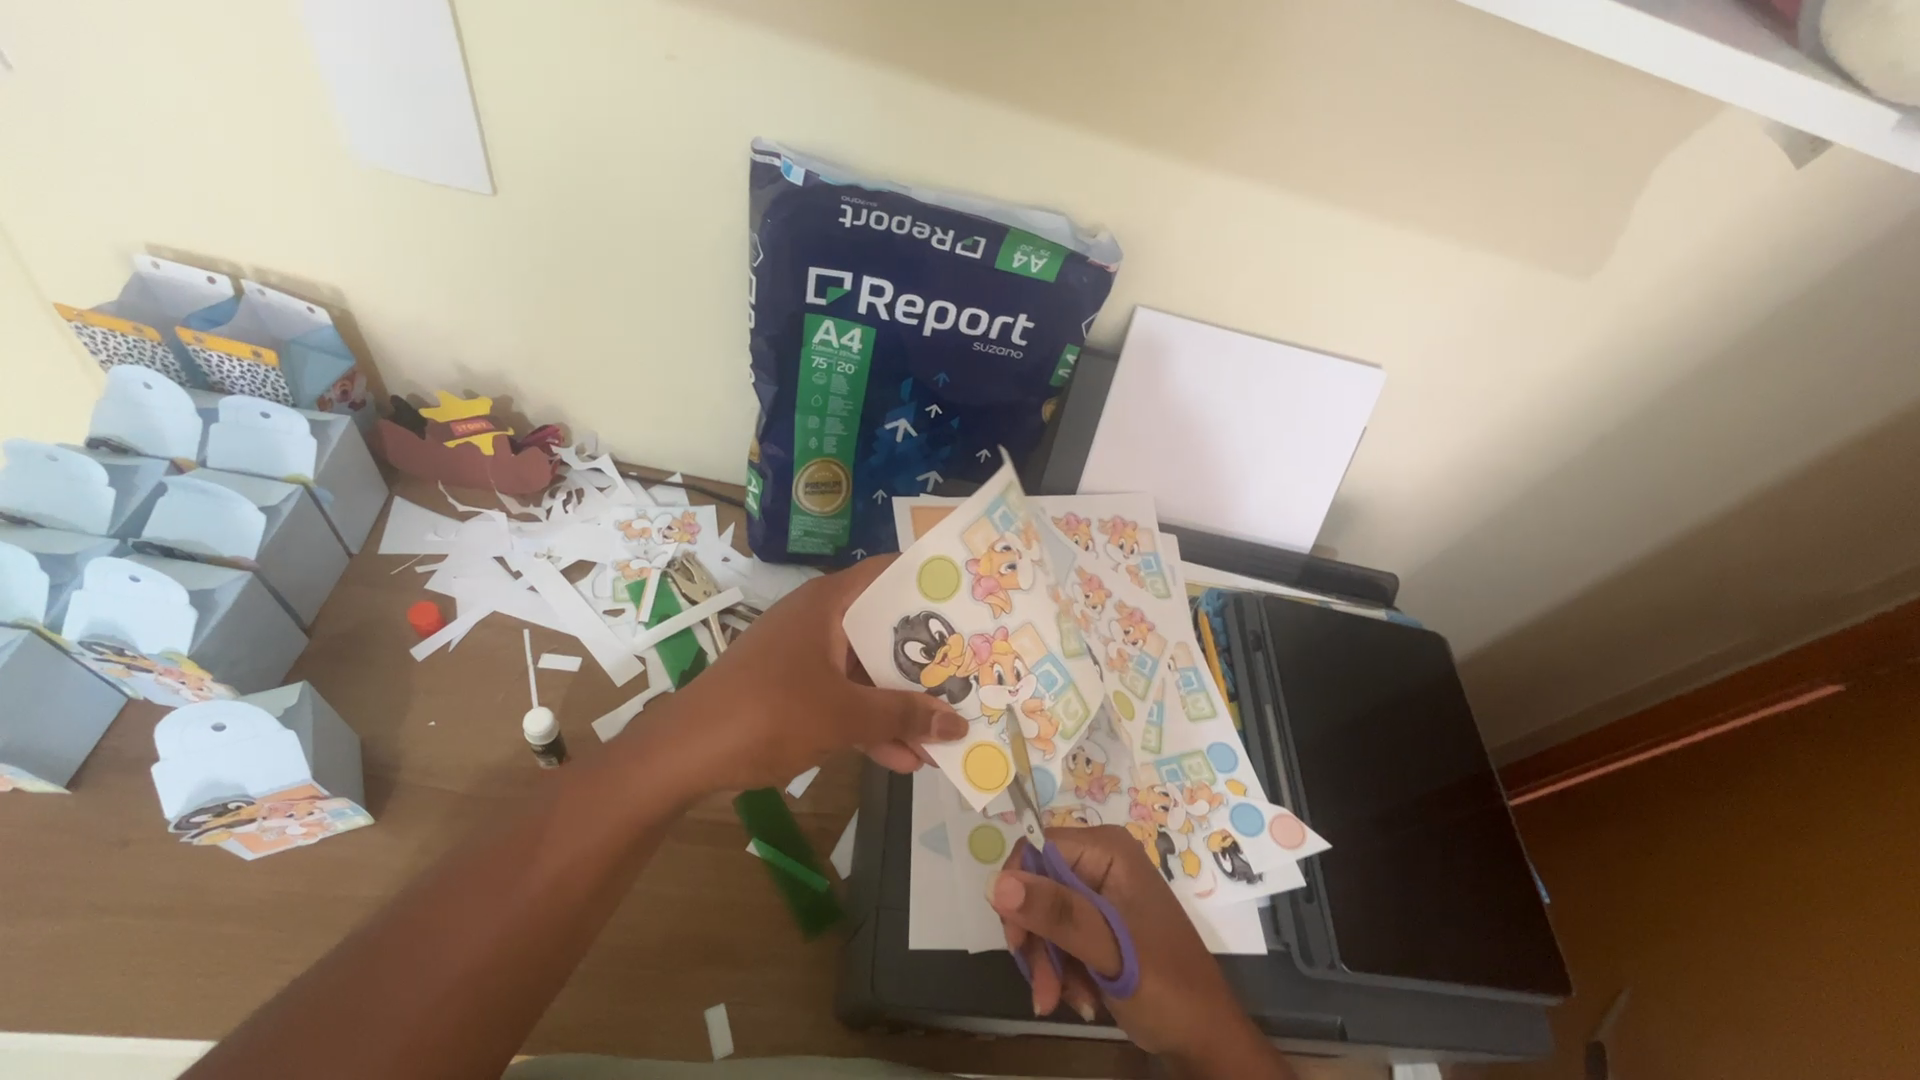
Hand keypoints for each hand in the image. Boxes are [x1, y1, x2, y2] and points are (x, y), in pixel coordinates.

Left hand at [655, 555, 967, 792]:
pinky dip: (869, 723)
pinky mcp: (793, 691)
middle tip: (972, 671)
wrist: (686, 754)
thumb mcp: (845, 716)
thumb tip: (960, 724)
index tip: (971, 603)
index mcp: (829, 604)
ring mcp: (805, 657)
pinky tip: (904, 759)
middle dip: (926, 659)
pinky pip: (843, 699)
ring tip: (946, 730)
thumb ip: (903, 717)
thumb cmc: (769, 713)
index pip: (889, 573)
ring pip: (866, 671)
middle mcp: (819, 621)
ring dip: (900, 704)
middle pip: (884, 629)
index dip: (930, 584)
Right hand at [990, 826, 1288, 1076]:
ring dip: (1049, 964)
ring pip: (1043, 917)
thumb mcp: (1107, 949)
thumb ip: (1056, 913)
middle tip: (1045, 989)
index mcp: (1108, 851)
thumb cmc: (1165, 987)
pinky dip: (1062, 970)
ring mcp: (1101, 893)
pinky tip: (1081, 998)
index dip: (1019, 892)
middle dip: (1037, 942)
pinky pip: (1060, 937)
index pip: (1037, 850)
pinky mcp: (1100, 922)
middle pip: (1036, 887)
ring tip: (1064, 1002)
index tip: (1019, 941)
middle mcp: (1101, 862)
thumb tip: (996, 883)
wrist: (1205, 1037)